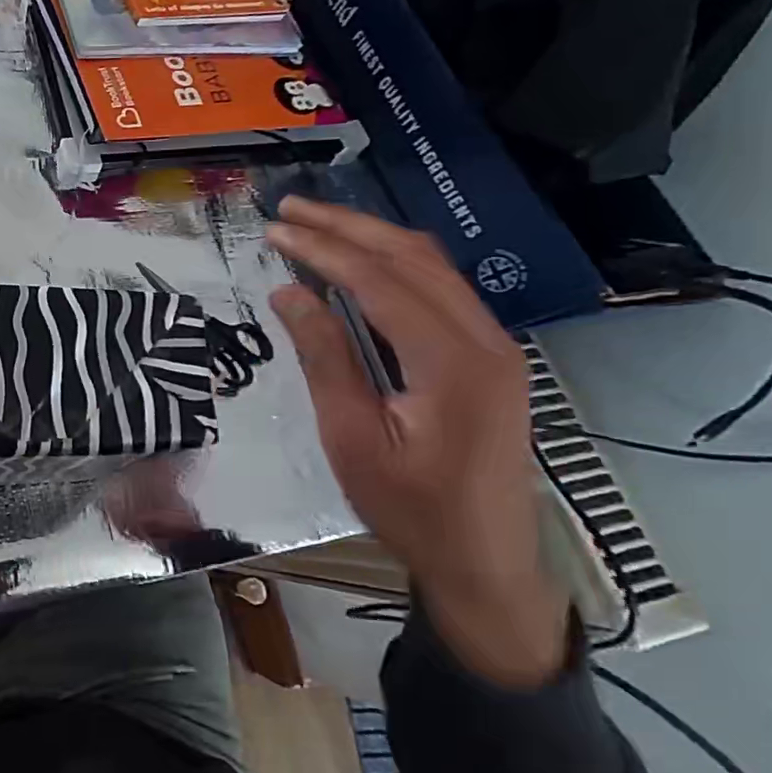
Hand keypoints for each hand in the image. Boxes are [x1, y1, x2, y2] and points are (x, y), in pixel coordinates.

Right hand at [266, 197, 568, 687]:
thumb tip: (289, 292)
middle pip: (412, 258)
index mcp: (453, 361)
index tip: (276, 230)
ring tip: (318, 225)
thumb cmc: (412, 511)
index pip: (380, 280)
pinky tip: (363, 265)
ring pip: (432, 268)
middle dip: (348, 227)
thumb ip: (324, 358)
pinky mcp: (491, 357)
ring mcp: (495, 345)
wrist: (484, 562)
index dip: (324, 249)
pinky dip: (396, 267)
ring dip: (373, 240)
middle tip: (291, 210)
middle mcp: (484, 338)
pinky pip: (442, 291)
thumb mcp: (353, 439)